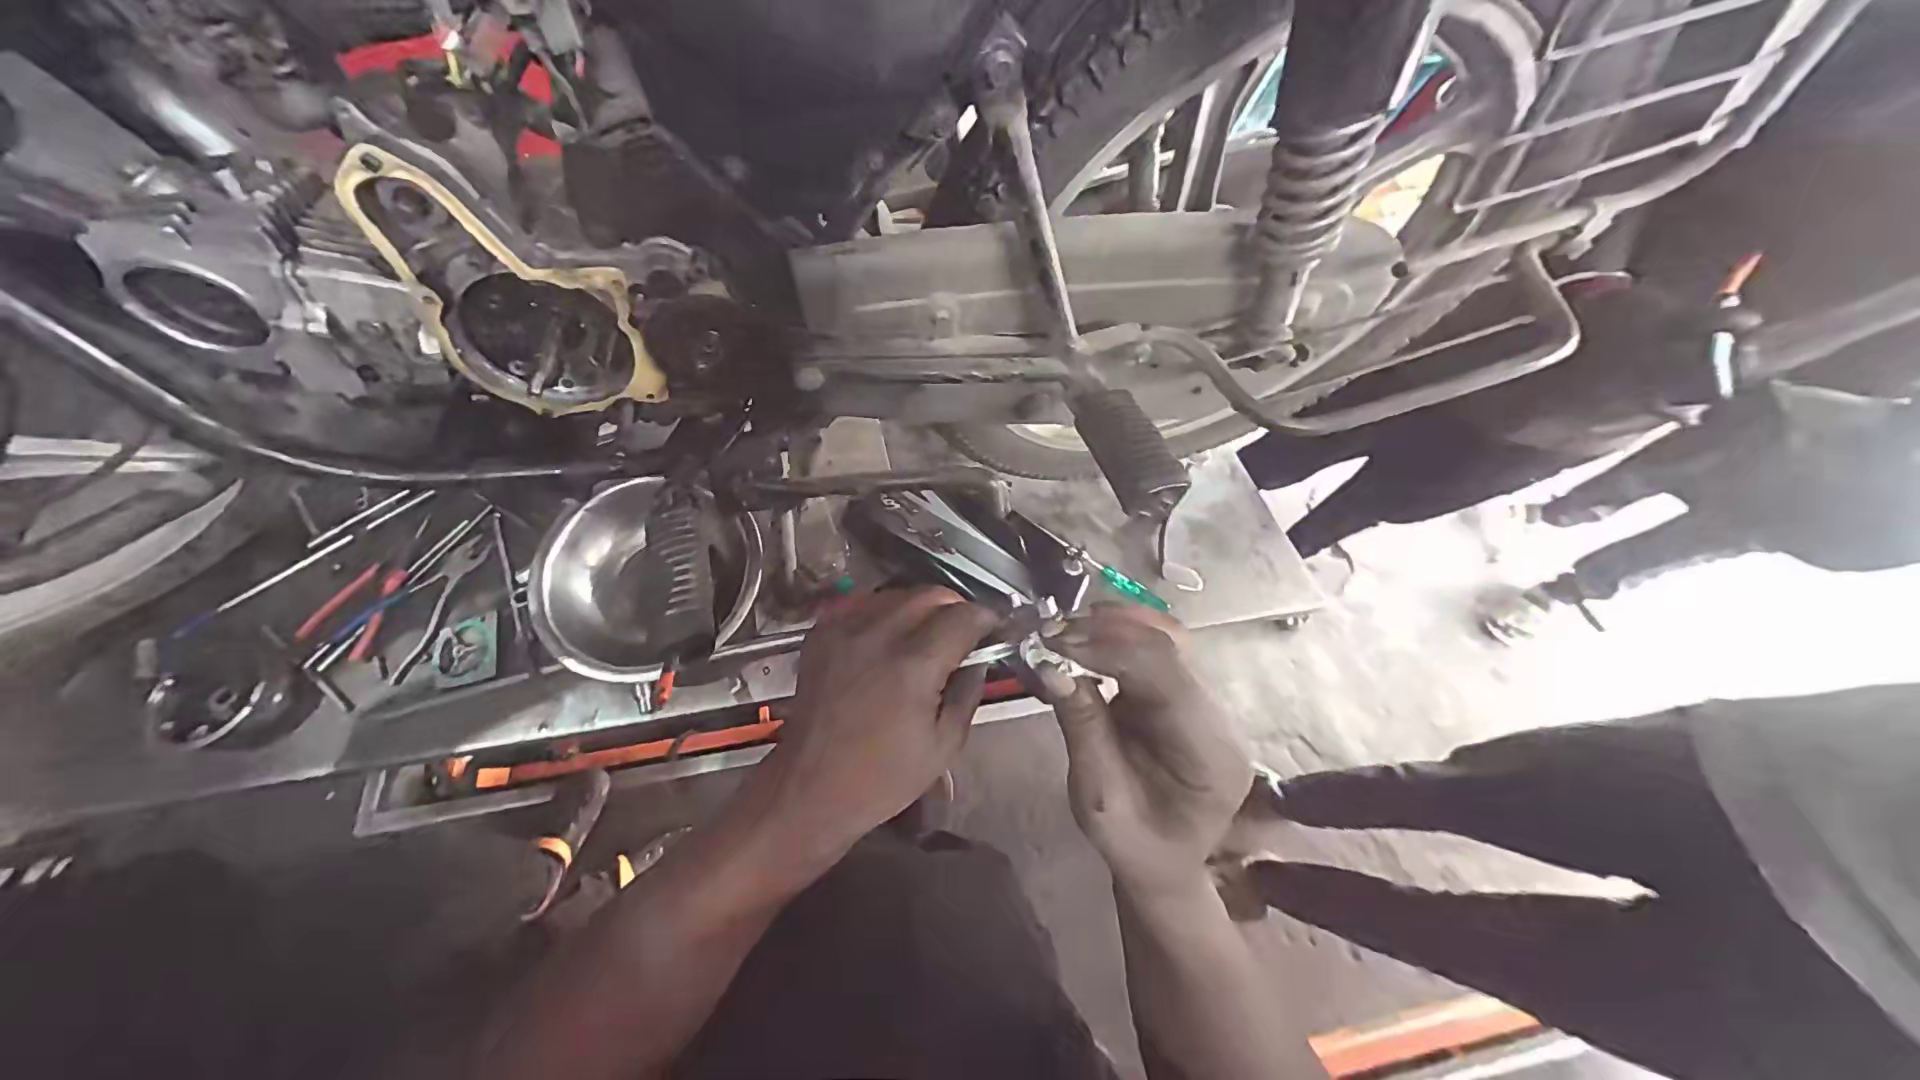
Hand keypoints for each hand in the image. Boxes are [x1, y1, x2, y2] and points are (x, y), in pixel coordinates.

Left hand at [759, 587, 998, 855]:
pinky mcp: (822, 634)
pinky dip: (885, 612)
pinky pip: (864, 604)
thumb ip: (968, 692)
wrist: (808, 787)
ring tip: (930, 634)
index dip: (987, 619)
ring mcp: (844, 630)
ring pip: (898, 593)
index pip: (963, 617)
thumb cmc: (881, 777)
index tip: (995, 629)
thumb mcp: (944, 746)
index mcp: (913, 666)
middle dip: (956, 607)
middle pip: (931, 595)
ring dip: (922, 607)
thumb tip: (979, 659)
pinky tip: (891, 637)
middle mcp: (878, 636)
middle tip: (965, 632)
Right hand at [1040, 606, 1252, 895]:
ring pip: (1167, 637)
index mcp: (1211, 752)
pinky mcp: (1187, 691)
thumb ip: (1082, 727)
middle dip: (1106, 631)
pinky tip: (1086, 638)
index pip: (1164, 675)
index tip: (1053, 642)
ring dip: (1112, 626)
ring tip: (1064, 631)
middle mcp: (1220, 716)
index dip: (1107, 648)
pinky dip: (1119, 635)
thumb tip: (1051, 665)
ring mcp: (1208, 700)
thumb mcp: (1098, 797)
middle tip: (1050, 631)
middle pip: (1170, 647)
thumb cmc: (1135, 844)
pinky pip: (1159, 647)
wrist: (1166, 863)